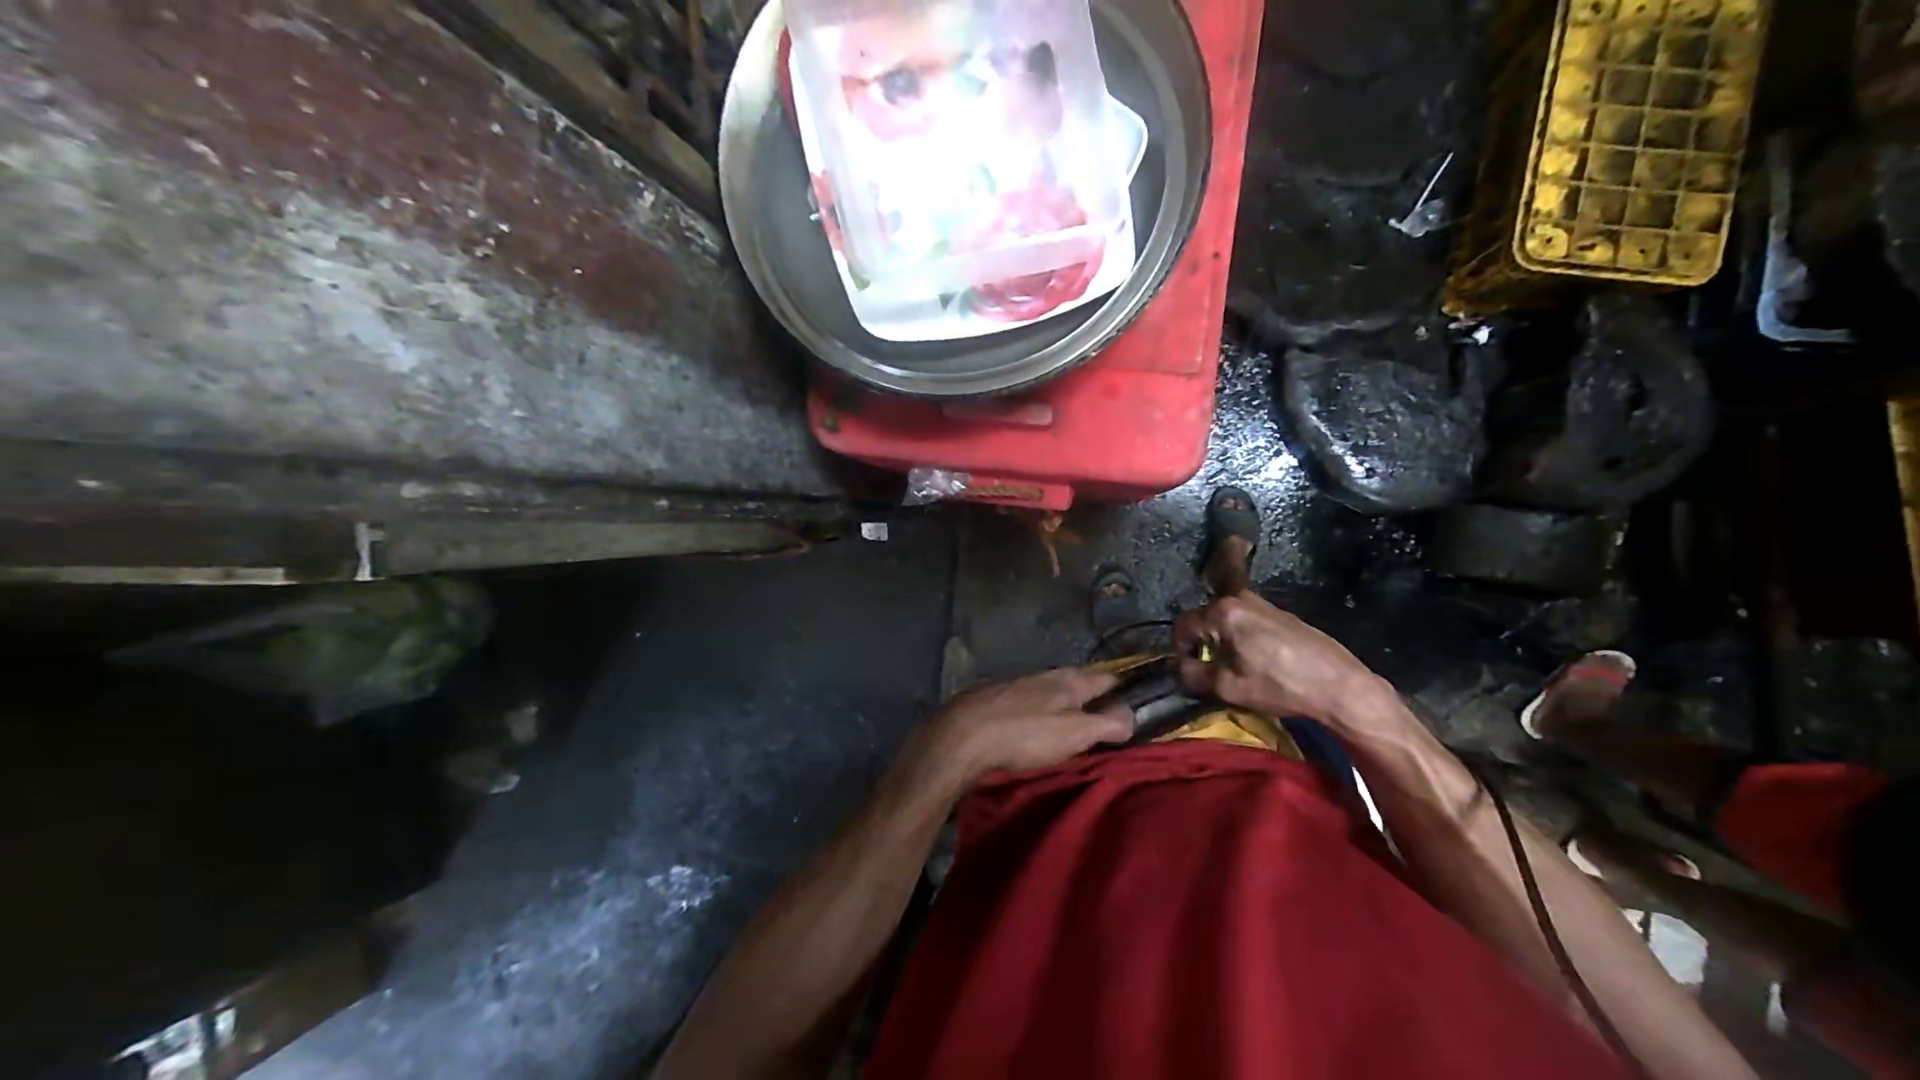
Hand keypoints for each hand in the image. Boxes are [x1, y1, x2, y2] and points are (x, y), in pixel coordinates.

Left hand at [893, 666, 1133, 801]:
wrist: (961, 735)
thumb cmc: (1024, 735)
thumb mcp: (1074, 733)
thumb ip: (1106, 723)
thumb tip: (1132, 715)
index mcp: (1068, 680)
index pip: (1107, 676)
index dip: (1125, 687)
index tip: (1137, 700)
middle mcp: (1044, 674)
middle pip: (1077, 680)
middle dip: (1092, 693)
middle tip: (1107, 714)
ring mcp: (1016, 684)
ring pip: (1050, 688)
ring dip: (1063, 700)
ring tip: (1072, 719)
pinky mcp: (993, 697)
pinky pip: (1026, 700)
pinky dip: (1037, 709)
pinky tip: (1032, 723)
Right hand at [1174, 593, 1384, 727]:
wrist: (1339, 685)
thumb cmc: (1279, 684)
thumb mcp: (1226, 686)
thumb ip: (1191, 674)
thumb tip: (1179, 667)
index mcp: (1223, 611)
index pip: (1183, 625)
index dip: (1179, 649)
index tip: (1188, 670)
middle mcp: (1241, 598)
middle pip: (1206, 619)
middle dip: (1202, 645)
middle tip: (1211, 671)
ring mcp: (1265, 603)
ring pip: (1228, 622)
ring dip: (1224, 643)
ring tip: (1235, 669)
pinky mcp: (1282, 614)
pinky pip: (1248, 623)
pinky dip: (1243, 640)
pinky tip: (1258, 663)